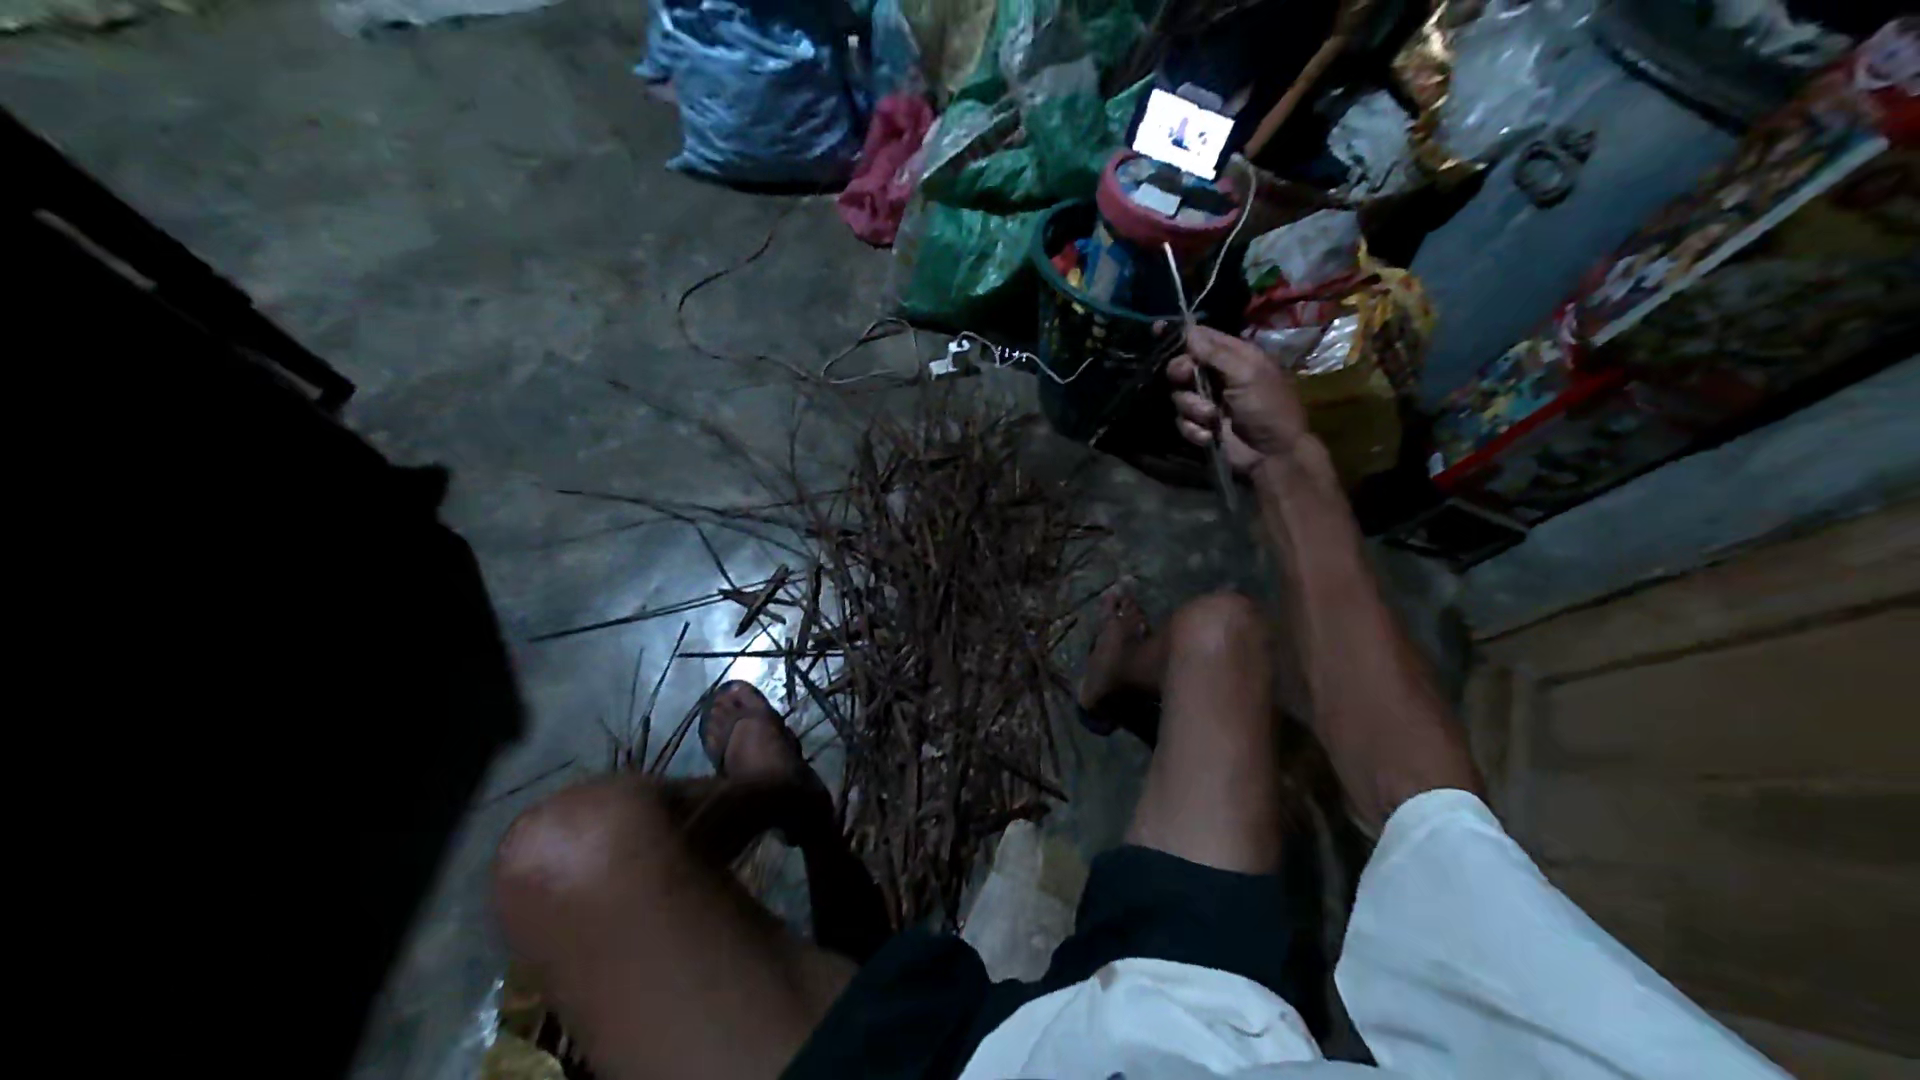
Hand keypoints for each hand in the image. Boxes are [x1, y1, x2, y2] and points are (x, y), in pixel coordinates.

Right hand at [1168, 326, 1311, 474]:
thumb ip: (1216, 353)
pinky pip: (1182, 421)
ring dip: (1192, 407)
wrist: (1272, 453)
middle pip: (1181, 365)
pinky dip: (1194, 429)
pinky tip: (1210, 434)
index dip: (1180, 335)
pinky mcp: (1200, 425)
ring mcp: (1207, 402)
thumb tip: (1189, 331)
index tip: (1158, 330)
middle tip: (1186, 378)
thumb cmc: (1267, 407)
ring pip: (1178, 396)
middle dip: (1181, 373)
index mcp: (1233, 357)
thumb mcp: (1247, 373)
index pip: (1201, 338)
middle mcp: (1217, 376)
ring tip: (1212, 417)